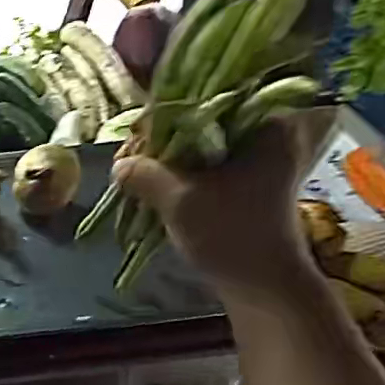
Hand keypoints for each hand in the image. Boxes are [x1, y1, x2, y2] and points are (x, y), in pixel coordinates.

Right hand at [112, 108, 334, 301]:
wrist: (261, 282)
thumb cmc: (231, 235)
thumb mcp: (180, 201)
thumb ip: (145, 176)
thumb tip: (117, 164)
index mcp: (265, 123)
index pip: (204, 101)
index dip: (163, 121)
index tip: (133, 146)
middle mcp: (266, 132)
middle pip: (201, 124)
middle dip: (161, 145)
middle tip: (129, 166)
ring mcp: (257, 159)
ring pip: (199, 149)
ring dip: (166, 163)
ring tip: (136, 179)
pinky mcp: (246, 182)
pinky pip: (205, 168)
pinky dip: (179, 177)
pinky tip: (154, 190)